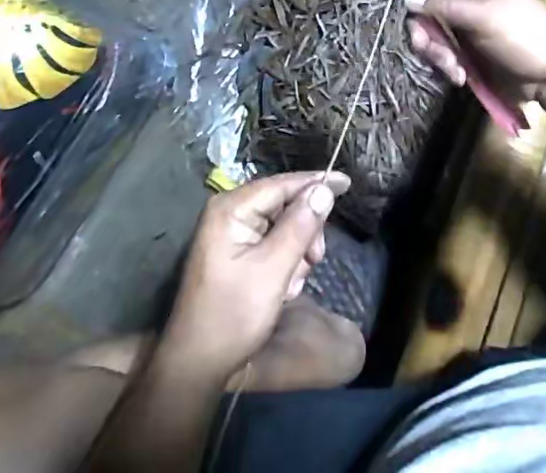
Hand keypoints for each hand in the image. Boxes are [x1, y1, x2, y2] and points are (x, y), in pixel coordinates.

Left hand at [158, 170, 348, 378]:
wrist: (198, 363)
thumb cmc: (233, 315)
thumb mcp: (273, 270)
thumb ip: (300, 226)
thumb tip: (324, 189)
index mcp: (231, 209)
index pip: (282, 184)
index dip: (316, 182)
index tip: (346, 183)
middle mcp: (230, 212)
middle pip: (284, 203)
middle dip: (305, 231)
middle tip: (315, 259)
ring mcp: (231, 232)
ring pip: (283, 225)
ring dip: (297, 251)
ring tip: (294, 283)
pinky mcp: (236, 251)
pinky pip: (273, 242)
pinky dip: (286, 261)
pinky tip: (285, 287)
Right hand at [401, 0, 545, 100]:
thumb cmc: (524, 36)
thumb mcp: (484, 16)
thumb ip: (444, 4)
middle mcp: (468, 2)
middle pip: (427, 8)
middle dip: (426, 31)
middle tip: (429, 48)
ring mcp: (466, 29)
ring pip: (431, 35)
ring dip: (437, 53)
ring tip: (453, 68)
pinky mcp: (467, 54)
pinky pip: (442, 55)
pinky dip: (447, 66)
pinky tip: (461, 77)